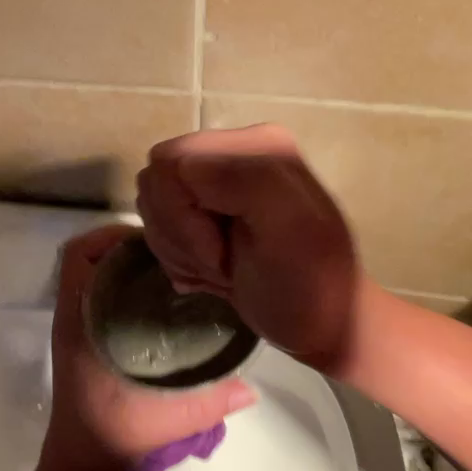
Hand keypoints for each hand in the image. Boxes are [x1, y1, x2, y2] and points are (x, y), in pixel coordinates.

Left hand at [39, 224, 256, 470]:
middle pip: (88, 255)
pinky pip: (97, 289)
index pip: (80, 257)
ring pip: (93, 271)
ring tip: (168, 266)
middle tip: (171, 250)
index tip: (154, 241)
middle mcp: (73, 313)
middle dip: (126, 245)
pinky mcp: (82, 334)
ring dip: (124, 262)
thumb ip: (208, 402)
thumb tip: (252, 387)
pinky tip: (158, 294)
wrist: (80, 460)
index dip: (111, 238)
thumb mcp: (165, 419)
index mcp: (81, 321)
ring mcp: (75, 323)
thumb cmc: (112, 433)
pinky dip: (121, 281)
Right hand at [137, 124, 366, 371]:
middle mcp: (233, 150)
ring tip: (220, 267)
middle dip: (178, 232)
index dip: (182, 216)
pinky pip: (156, 218)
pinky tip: (212, 268)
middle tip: (221, 261)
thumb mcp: (293, 230)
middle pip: (155, 178)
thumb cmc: (309, 285)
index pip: (172, 162)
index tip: (223, 252)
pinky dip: (176, 254)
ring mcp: (215, 178)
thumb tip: (187, 168)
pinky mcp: (202, 204)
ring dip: (177, 246)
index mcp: (256, 144)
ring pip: (151, 199)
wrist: (320, 326)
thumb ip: (249, 182)